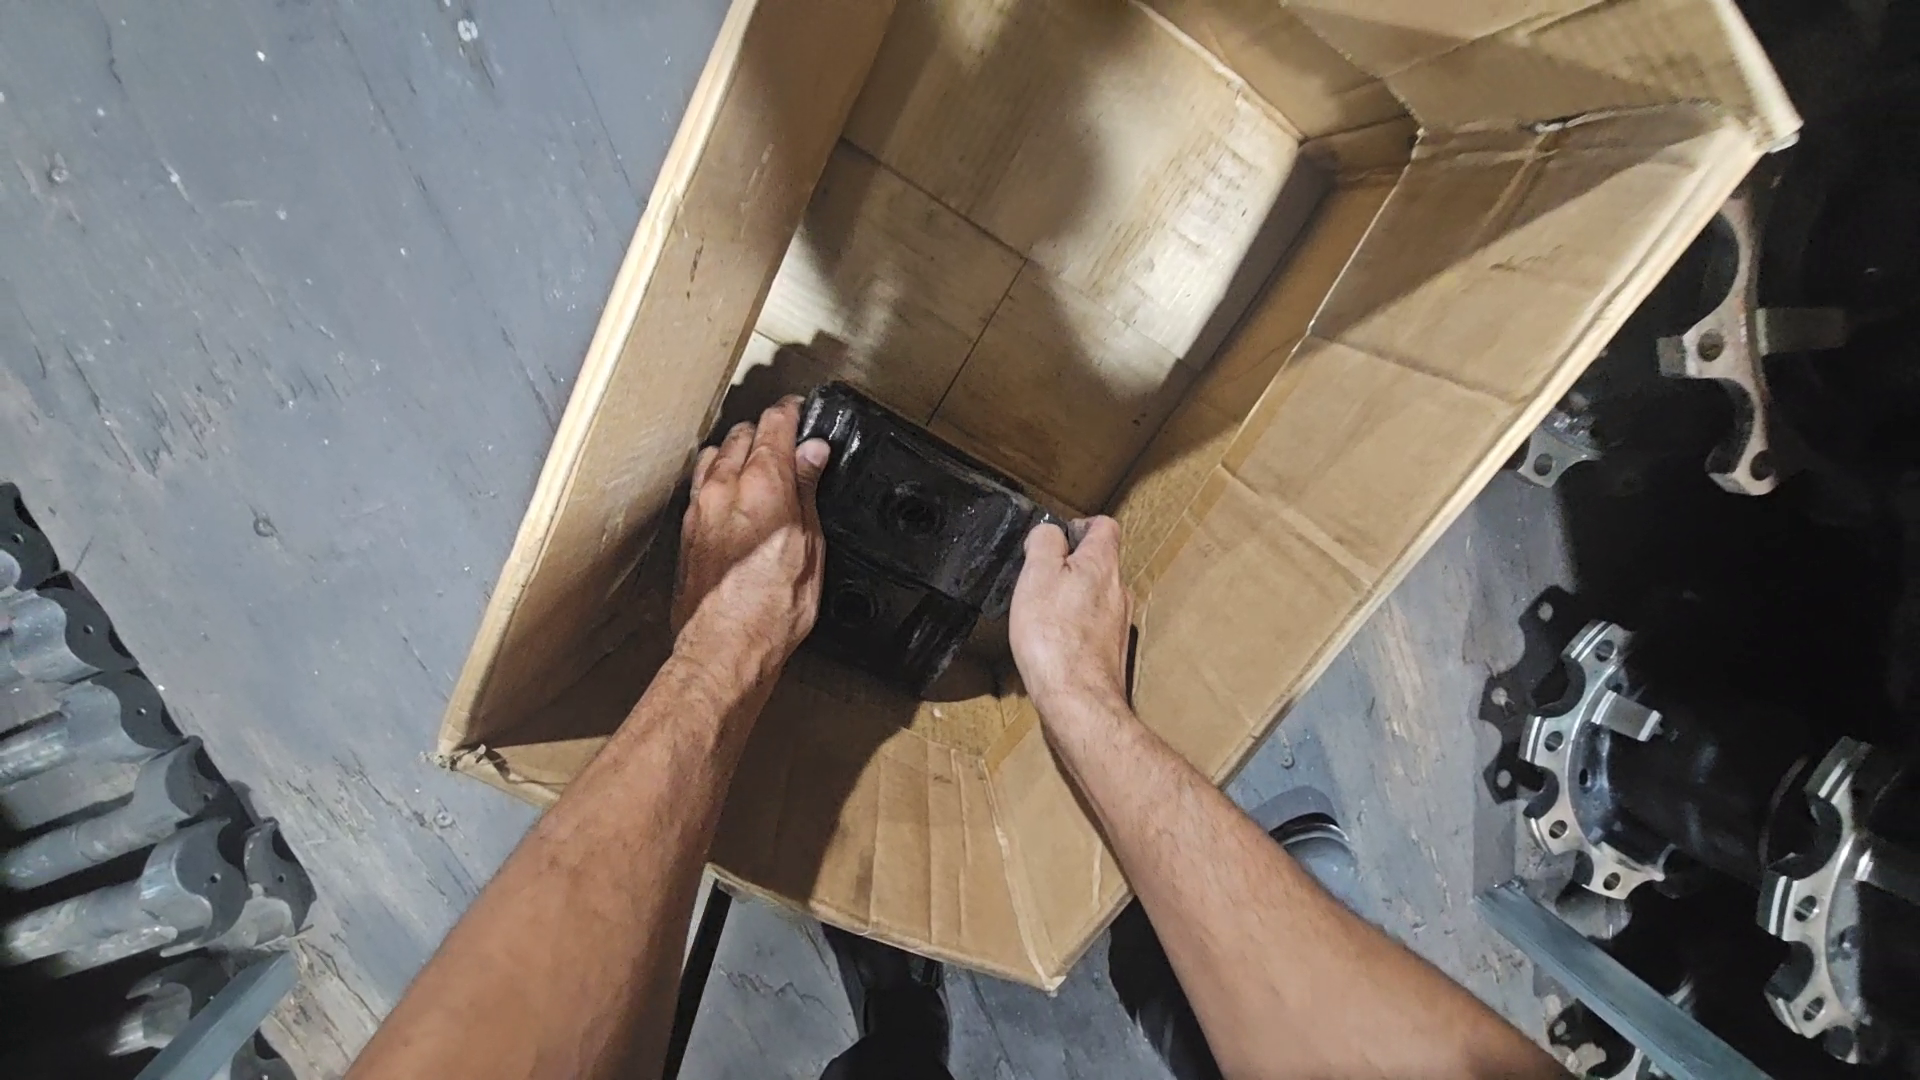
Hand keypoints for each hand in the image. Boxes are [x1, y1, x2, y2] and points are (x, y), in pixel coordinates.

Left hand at [672, 397, 830, 688]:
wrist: (725, 646)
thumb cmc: (772, 609)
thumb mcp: (809, 546)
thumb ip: (807, 491)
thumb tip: (812, 453)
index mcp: (764, 486)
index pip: (775, 426)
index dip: (791, 413)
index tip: (801, 411)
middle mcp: (725, 487)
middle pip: (745, 435)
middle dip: (768, 431)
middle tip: (790, 440)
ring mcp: (701, 506)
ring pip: (718, 453)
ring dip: (740, 449)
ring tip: (762, 462)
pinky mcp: (688, 527)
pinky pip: (702, 480)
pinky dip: (720, 473)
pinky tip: (734, 489)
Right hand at [1008, 517, 1131, 719]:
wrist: (1076, 699)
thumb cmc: (1053, 637)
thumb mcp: (1036, 575)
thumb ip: (1044, 543)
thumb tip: (1049, 531)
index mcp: (1102, 563)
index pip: (1104, 526)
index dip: (1078, 525)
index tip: (1054, 540)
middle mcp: (1119, 589)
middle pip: (1099, 562)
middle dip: (1071, 565)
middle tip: (1040, 577)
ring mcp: (1119, 623)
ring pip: (1097, 595)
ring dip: (1072, 597)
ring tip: (1043, 611)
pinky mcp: (1111, 651)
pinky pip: (1093, 626)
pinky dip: (1074, 626)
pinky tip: (1053, 641)